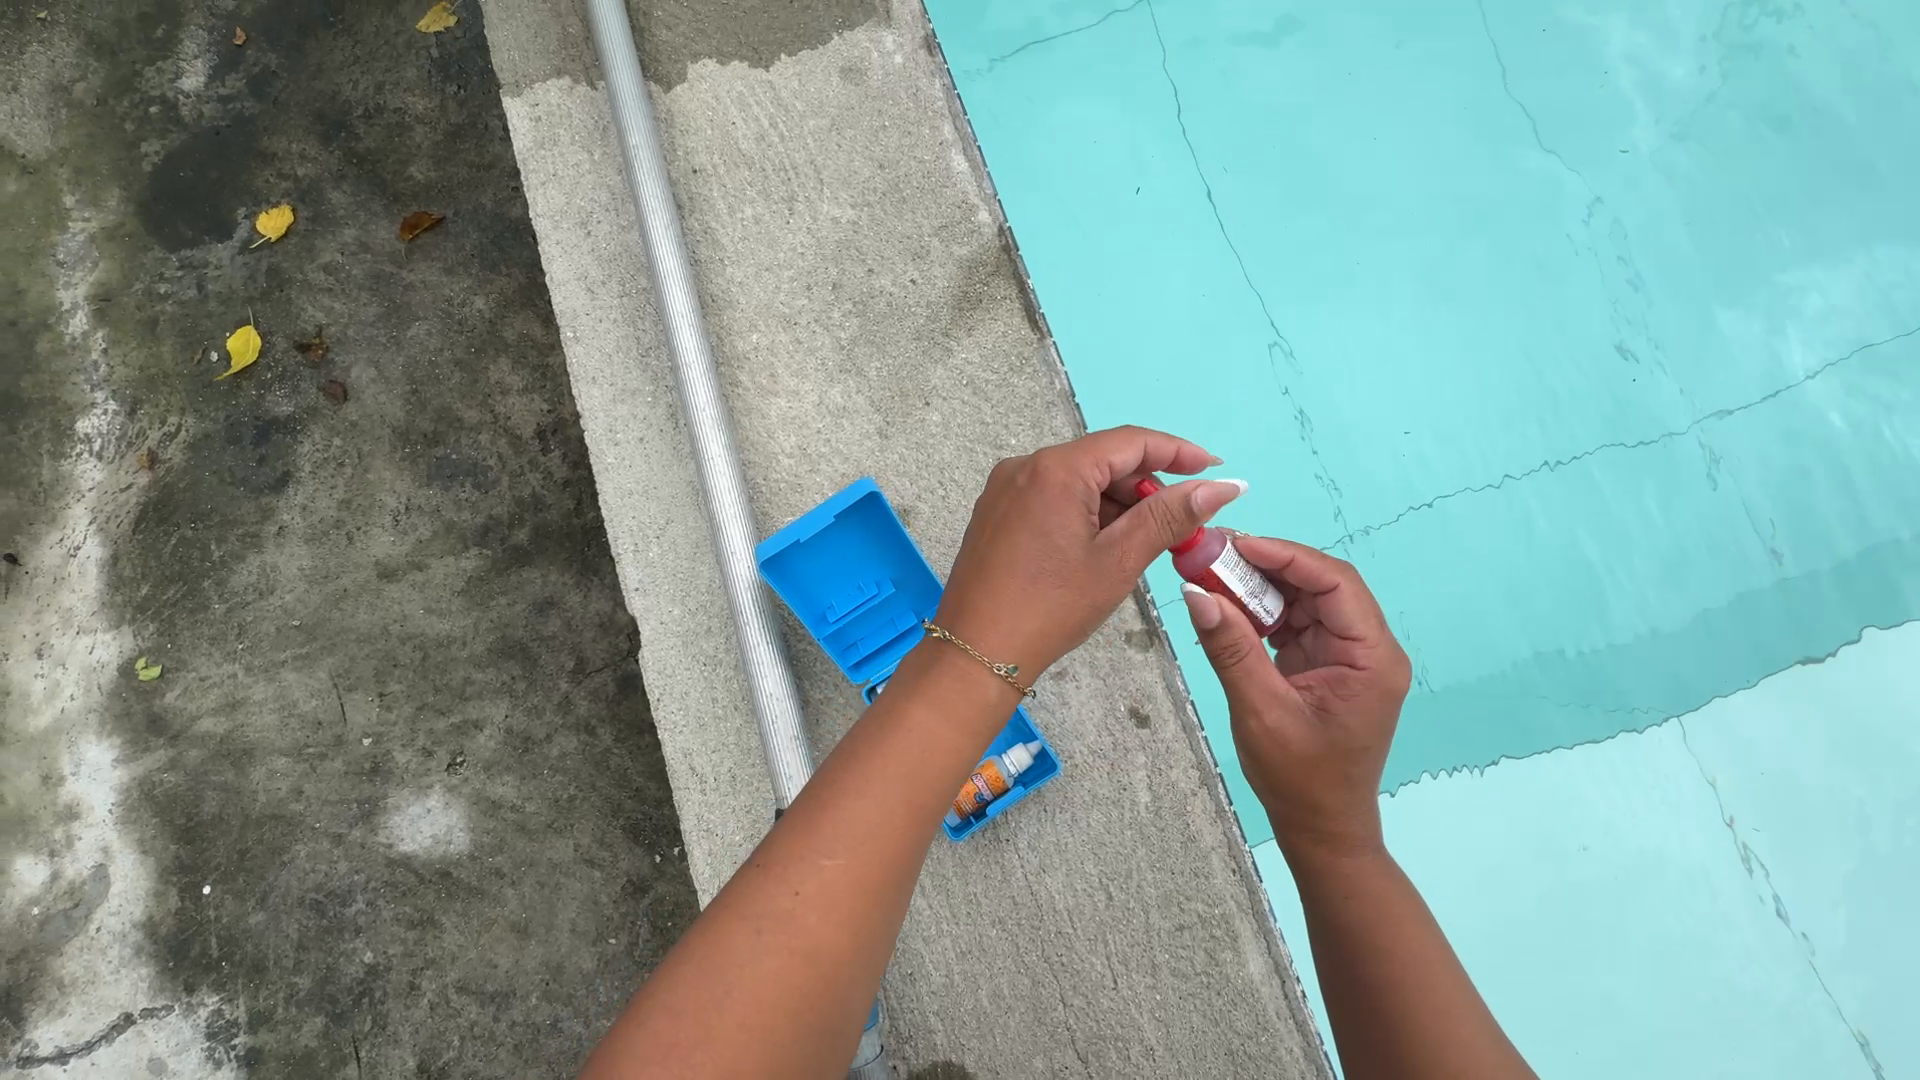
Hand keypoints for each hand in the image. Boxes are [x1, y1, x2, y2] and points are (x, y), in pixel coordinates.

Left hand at [934, 426, 1247, 683]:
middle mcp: (1025, 466)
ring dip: (1115, 504)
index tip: (1213, 470)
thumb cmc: (1051, 607)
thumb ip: (1169, 516)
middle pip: (1101, 460)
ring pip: (1076, 481)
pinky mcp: (995, 512)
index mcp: (1055, 469)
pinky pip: (1051, 497)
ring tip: (1141, 544)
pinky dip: (1084, 513)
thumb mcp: (1117, 561)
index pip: (1130, 442)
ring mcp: (1004, 489)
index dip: (1177, 452)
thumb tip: (1220, 487)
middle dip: (1145, 487)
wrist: (976, 651)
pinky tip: (1101, 547)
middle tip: (1179, 525)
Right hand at [1180, 538, 1410, 864]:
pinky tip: (1226, 607)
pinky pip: (1293, 622)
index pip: (1335, 583)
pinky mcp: (1324, 663)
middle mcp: (1365, 648)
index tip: (1234, 545)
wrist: (1321, 827)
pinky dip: (1259, 612)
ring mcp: (1345, 655)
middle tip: (1212, 555)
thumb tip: (1195, 593)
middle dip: (1266, 566)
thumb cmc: (1300, 777)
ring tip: (1210, 575)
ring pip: (1303, 599)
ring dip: (1259, 586)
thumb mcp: (1260, 711)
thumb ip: (1230, 649)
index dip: (1285, 556)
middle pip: (1319, 585)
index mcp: (1370, 657)